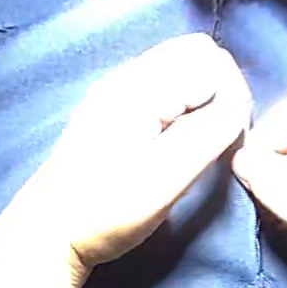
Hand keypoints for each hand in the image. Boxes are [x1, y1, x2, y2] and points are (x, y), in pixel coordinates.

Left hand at [7, 33, 250, 281]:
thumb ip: (207, 135)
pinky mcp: (113, 111)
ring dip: (205, 98)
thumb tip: (238, 108)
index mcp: (139, 88)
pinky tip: (178, 142)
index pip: (212, 61)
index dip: (235, 96)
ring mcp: (116, 92)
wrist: (48, 233)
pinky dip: (184, 106)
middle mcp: (126, 77)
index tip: (235, 141)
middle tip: (225, 137)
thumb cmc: (106, 211)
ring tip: (205, 142)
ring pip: (180, 69)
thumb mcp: (164, 178)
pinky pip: (163, 88)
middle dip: (223, 89)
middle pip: (196, 53)